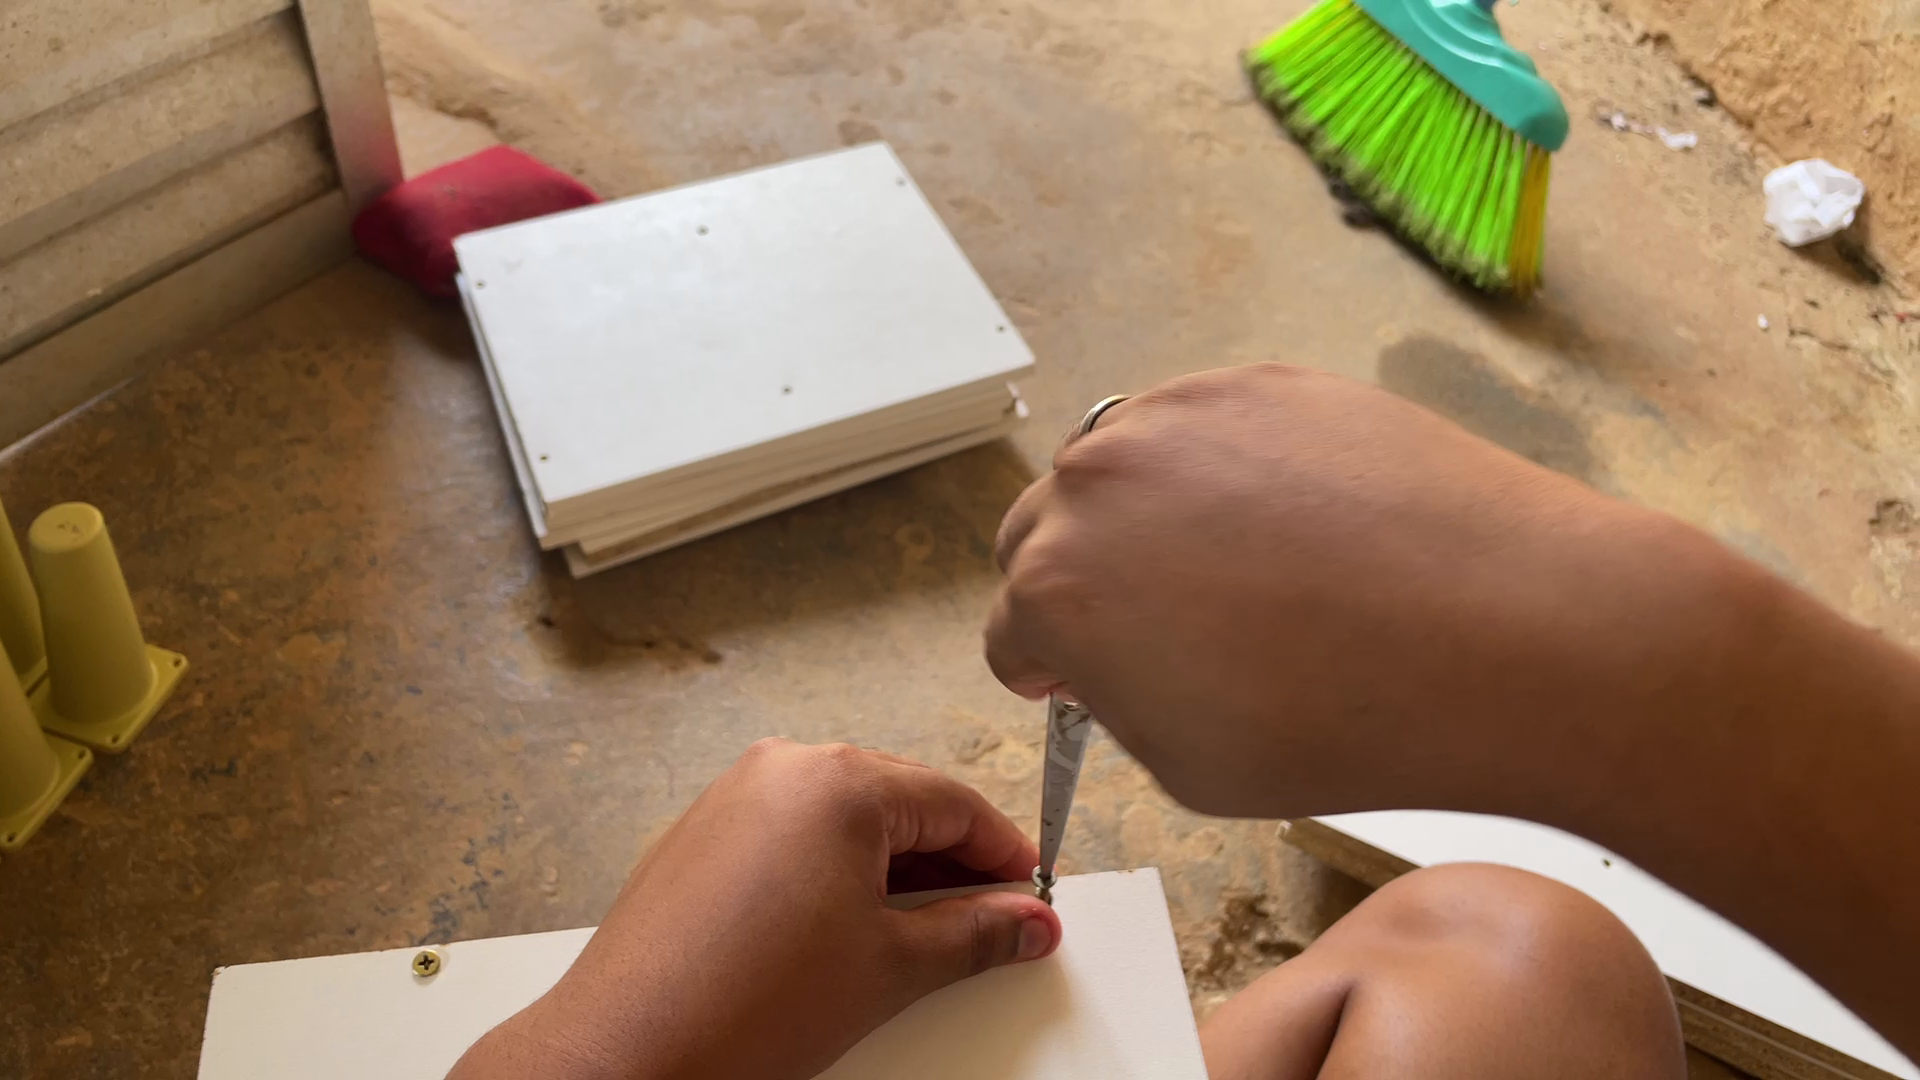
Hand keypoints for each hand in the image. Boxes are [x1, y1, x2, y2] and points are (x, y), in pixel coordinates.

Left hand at [447, 740, 1060, 1079]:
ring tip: (924, 922)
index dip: (1000, 848)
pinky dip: (840, 861)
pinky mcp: (712, 820)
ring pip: (850, 812)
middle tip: (987, 913)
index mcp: (842, 779)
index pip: (951, 802)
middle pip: (901, 801)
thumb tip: (1030, 921)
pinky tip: (852, 912)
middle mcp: (790, 763)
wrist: (618, 1058)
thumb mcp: (890, 966)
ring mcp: (744, 786)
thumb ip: (976, 933)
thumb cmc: (756, 1006)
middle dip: (950, 857)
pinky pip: (800, 825)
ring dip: (896, 861)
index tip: (1030, 888)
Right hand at [984, 363, 1752, 822]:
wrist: (1512, 634)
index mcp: (1055, 591)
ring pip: (1098, 474)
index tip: (1077, 674)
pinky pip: (1179, 429)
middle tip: (1137, 613)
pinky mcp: (1239, 381)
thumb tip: (1101, 652)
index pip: (1006, 633)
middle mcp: (1085, 490)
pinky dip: (1196, 468)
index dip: (1042, 666)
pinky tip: (1269, 508)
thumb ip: (1108, 697)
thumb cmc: (1341, 726)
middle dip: (1065, 584)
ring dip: (1125, 518)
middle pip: (1029, 539)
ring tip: (1216, 555)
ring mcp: (1162, 419)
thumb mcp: (1181, 764)